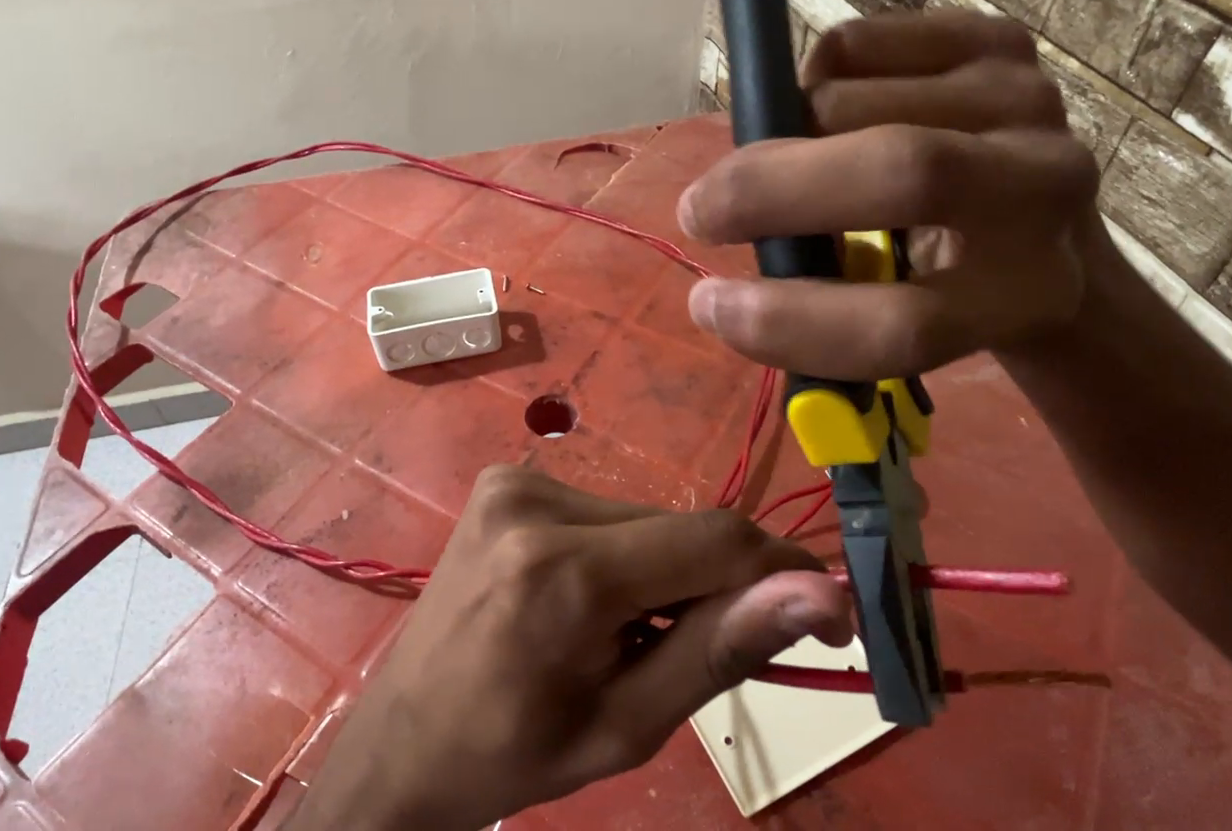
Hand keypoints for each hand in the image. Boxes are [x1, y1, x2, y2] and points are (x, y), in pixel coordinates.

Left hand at [287, 466, 853, 830]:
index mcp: (565, 575)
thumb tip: (819, 593)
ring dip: (665, 570)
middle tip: (696, 650)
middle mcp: (536, 504)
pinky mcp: (504, 480)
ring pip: (646, 517)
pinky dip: (623, 553)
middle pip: (680, 527)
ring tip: (628, 634)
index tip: (827, 619)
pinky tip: (592, 601)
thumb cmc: (515, 751)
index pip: (714, 540)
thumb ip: (720, 649)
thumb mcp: (627, 725)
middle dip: (713, 584)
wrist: (403, 738)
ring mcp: (513, 483)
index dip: (782, 573)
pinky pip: (604, 510)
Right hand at [678, 11, 1100, 378]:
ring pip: (855, 100)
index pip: (903, 323)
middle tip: (700, 212)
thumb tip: (732, 257)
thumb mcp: (894, 318)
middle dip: (771, 189)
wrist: (1029, 213)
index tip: (709, 305)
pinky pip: (855, 45)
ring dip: (782, 138)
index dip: (791, 321)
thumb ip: (827, 307)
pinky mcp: (997, 39)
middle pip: (902, 171)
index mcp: (1024, 295)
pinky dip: (809, 78)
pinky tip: (821, 114)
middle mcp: (1048, 190)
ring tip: (782, 165)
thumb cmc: (939, 281)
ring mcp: (1028, 100)